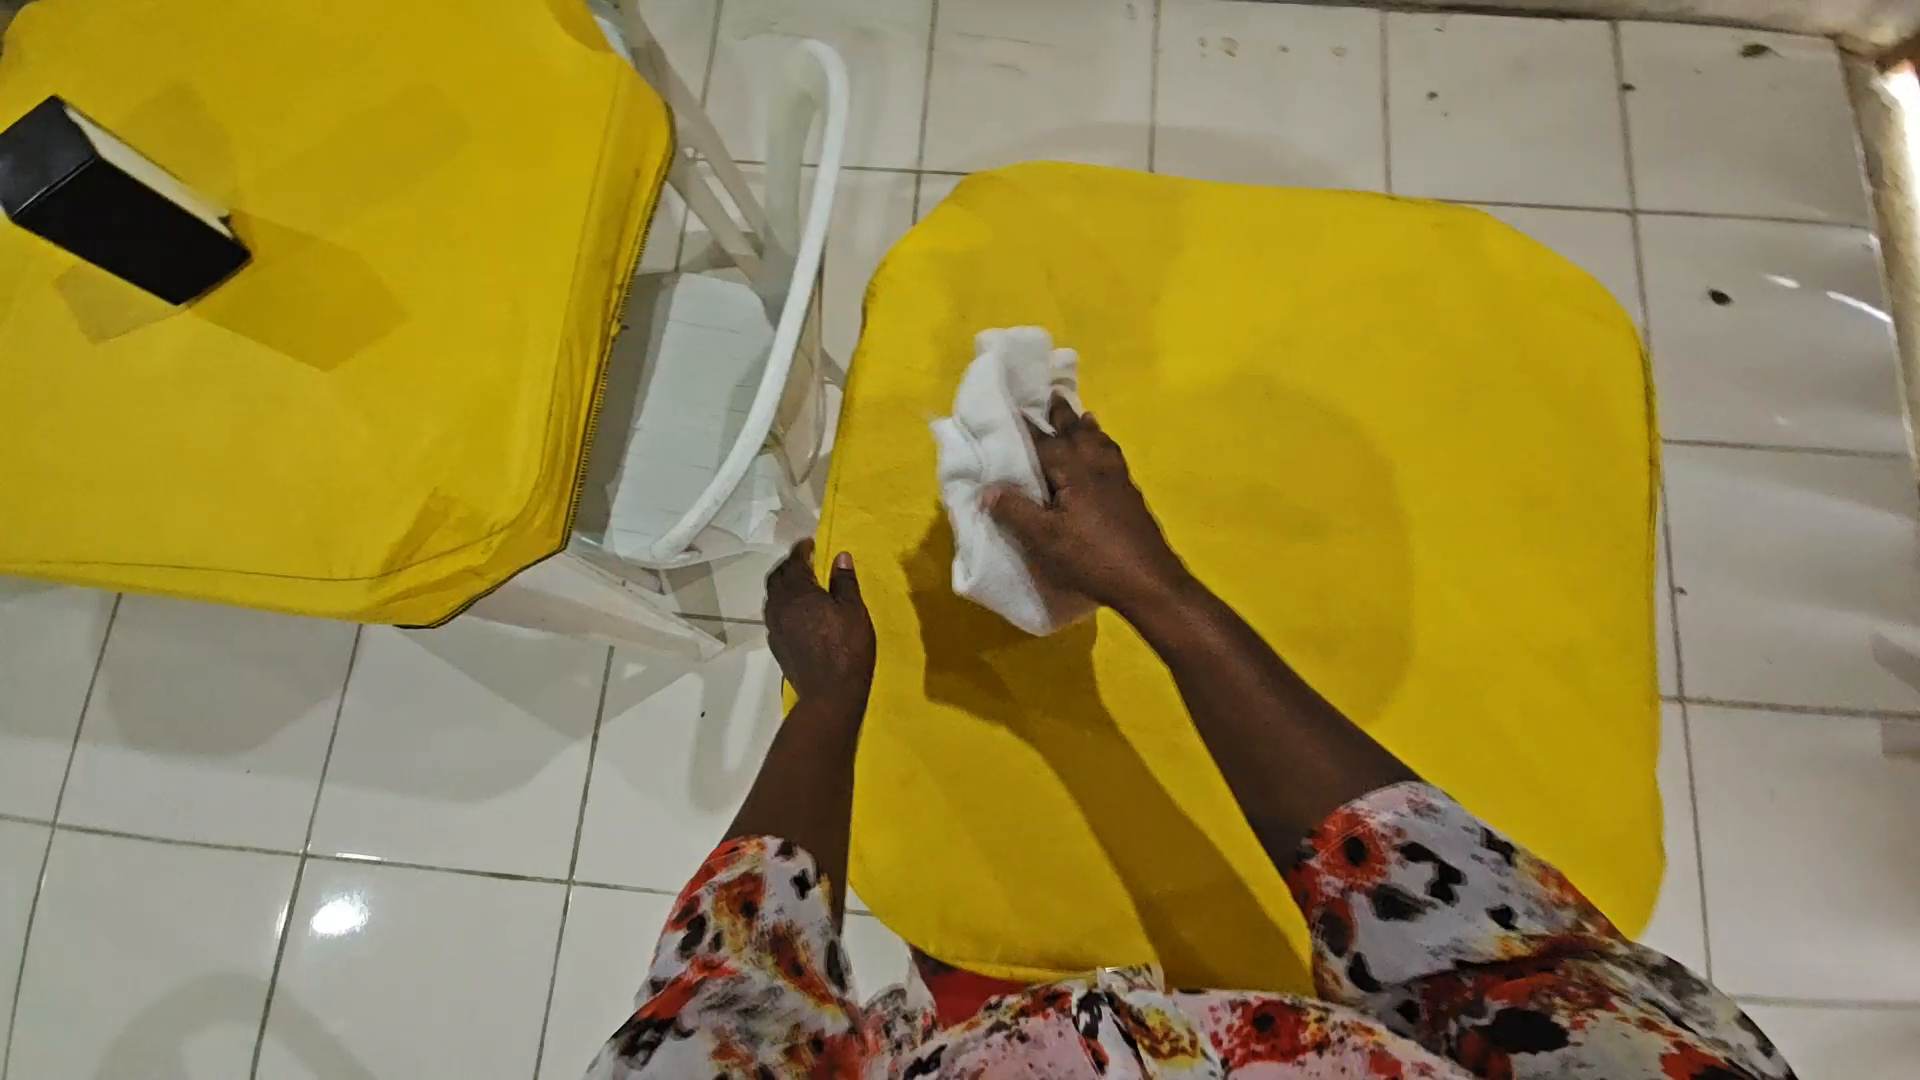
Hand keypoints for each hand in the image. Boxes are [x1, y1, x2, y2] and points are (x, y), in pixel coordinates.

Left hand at [763, 539, 876, 708]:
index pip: (795, 562)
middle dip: (789, 565)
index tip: (809, 543)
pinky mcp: (776, 643)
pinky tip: (797, 611)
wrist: (830, 693)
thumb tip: (841, 556)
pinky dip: (783, 604)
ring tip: (800, 583)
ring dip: (783, 584)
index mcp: (800, 593)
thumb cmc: (848, 649)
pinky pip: (774, 614)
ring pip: (772, 596)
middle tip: (805, 560)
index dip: (801, 550)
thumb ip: (845, 581)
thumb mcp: (854, 611)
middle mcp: (780, 606)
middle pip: (777, 577)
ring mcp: (775, 626)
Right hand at [982, 397, 1192, 616]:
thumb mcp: (1044, 539)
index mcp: (1073, 470)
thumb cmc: (1091, 557)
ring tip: (1082, 416)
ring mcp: (1118, 478)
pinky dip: (1103, 445)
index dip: (1026, 425)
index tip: (1011, 405)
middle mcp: (1096, 465)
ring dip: (1086, 427)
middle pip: (1076, 432)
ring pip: (1099, 441)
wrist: (1148, 580)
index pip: (1042, 440)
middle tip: (1051, 394)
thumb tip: (987, 488)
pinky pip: (1112, 456)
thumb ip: (1015, 511)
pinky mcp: (1130, 494)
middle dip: (1061, 414)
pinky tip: (1105, 454)